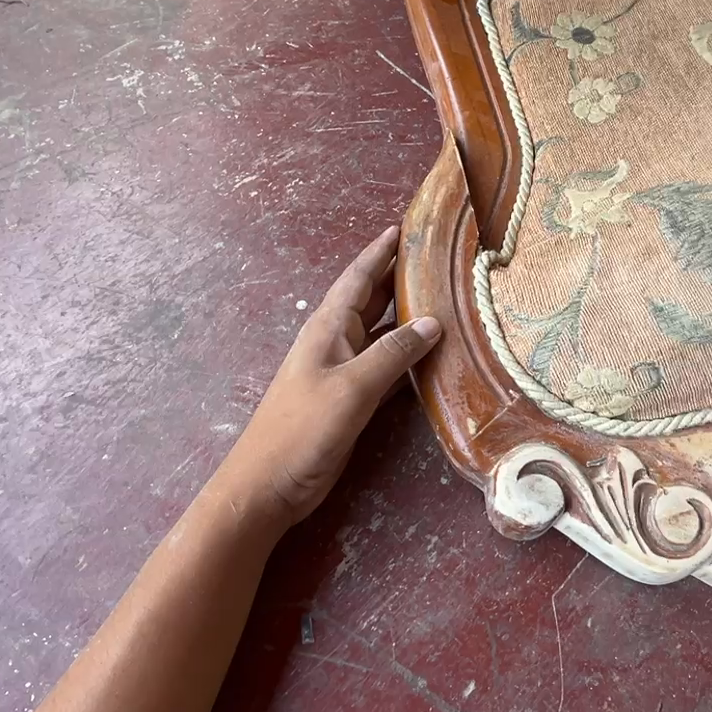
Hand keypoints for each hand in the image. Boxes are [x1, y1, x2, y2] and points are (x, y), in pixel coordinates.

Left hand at [221, 226, 440, 525]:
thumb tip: (433, 321)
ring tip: (442, 298)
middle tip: (434, 256)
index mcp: (329, 328)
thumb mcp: (352, 386)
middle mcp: (336, 341)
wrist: (268, 484)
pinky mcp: (351, 397)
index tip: (403, 226)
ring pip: (381, 330)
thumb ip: (393, 353)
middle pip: (371, 298)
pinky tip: (431, 353)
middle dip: (398, 275)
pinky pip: (386, 363)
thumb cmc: (303, 429)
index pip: (358, 278)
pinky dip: (407, 352)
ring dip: (407, 314)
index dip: (379, 252)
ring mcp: (343, 369)